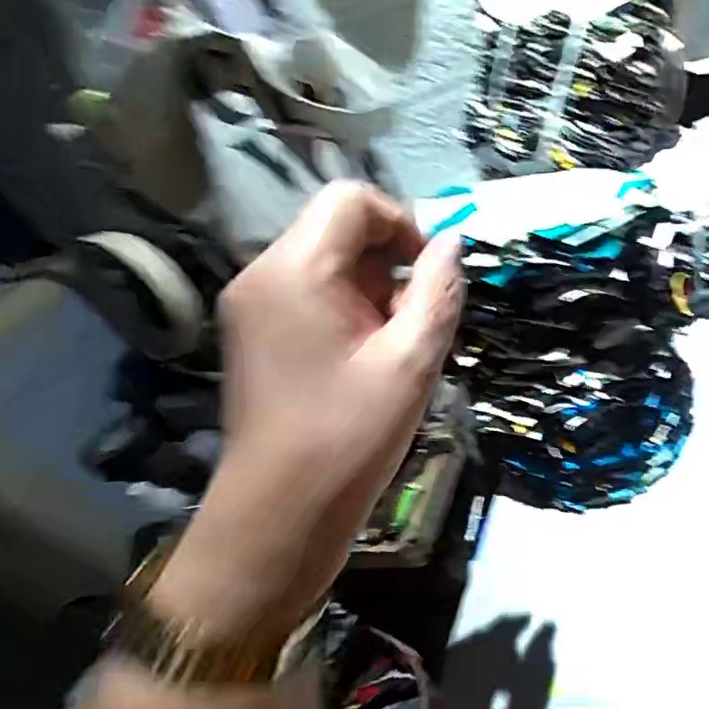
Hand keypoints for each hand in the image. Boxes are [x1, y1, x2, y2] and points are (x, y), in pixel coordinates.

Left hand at [151, 181, 463, 635]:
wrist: (284, 508)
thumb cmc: (352, 432)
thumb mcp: (413, 359)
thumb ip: (438, 291)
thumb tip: (452, 242)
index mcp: (294, 272)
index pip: (351, 200)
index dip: (403, 223)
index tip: (432, 274)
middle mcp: (263, 275)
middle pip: (340, 230)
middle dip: (393, 264)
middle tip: (417, 324)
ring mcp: (256, 305)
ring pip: (332, 264)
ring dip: (379, 291)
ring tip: (397, 349)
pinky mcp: (260, 332)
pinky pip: (316, 294)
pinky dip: (355, 311)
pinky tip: (372, 359)